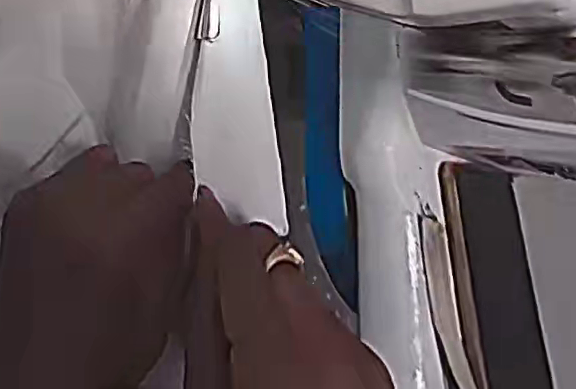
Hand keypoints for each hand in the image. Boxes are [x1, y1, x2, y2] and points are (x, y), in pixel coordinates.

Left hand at [0, 146, 193, 388]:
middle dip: (142, 197)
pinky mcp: (24, 201)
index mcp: (135, 227)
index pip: (174, 179)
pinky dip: (72, 197)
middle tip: (136, 233)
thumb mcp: (164, 305)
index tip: (175, 207)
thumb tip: (183, 210)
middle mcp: (92, 201)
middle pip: (137, 170)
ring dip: (106, 190)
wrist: (32, 378)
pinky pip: (63, 178)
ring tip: (101, 230)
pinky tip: (72, 232)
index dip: (178, 198)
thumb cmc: (97, 358)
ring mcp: (54, 198)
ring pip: (100, 163)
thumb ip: (179, 245)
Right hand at [184, 188, 390, 388]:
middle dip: (247, 262)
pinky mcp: (375, 368)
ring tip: (253, 338)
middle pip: (278, 258)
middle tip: (219, 284)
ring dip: (277, 296)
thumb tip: (200, 272)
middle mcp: (327, 340)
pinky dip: (308, 326)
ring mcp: (357, 355)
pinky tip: (289, 361)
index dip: (216, 224)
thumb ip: (204, 324)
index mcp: (279, 345)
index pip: (242, 250)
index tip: (204, 206)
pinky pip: (332, 321)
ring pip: (305, 286)